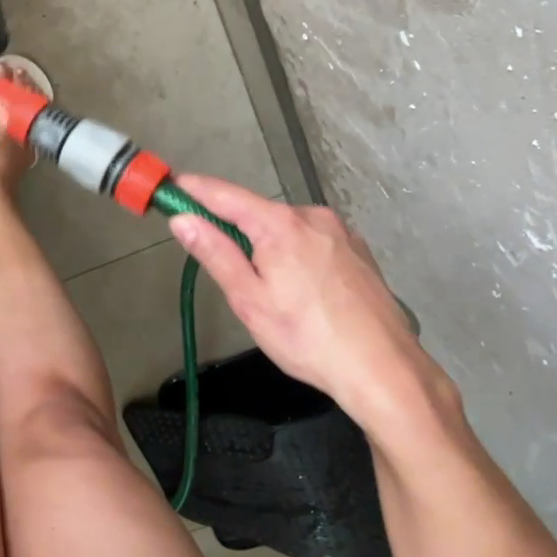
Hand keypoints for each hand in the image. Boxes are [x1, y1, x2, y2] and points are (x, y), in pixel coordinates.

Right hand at [168, 174, 445, 427]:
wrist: (386, 371)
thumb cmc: (307, 338)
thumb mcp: (248, 300)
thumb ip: (215, 253)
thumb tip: (182, 219)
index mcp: (280, 224)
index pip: (224, 194)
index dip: (194, 189)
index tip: (170, 184)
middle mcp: (312, 217)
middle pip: (257, 212)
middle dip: (234, 230)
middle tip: (225, 271)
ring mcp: (341, 233)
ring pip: (287, 229)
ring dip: (267, 246)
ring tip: (271, 293)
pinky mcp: (359, 252)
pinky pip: (312, 242)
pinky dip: (296, 254)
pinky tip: (303, 292)